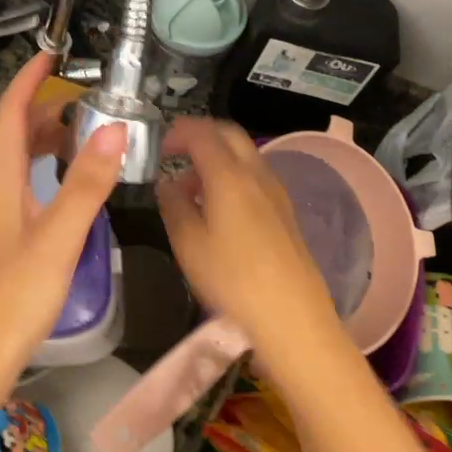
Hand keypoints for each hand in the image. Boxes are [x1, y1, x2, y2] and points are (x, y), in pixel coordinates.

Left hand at [0, 53, 126, 372]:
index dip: (28, 80)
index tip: (52, 54)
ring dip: (47, 142)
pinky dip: (44, 172)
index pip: (10, 113)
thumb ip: (86, 184)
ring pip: (18, 162)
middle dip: (48, 110)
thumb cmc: (15, 297)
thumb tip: (114, 129)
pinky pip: (21, 186)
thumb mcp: (59, 238)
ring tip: (86, 140)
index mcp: (0, 180)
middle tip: (90, 105)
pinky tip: (66, 190)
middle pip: (14, 135)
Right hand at [157, 118, 336, 343]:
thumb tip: (167, 183)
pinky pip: (254, 179)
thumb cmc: (233, 280)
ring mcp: (277, 194)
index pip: (203, 132)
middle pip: (229, 135)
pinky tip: (217, 210)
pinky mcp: (286, 215)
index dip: (177, 132)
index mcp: (230, 175)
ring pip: (244, 157)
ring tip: (190, 188)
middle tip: (174, 153)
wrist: (294, 320)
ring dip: (216, 159)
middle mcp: (257, 175)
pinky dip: (231, 178)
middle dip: (200, 136)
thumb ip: (173, 205)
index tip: (158, 146)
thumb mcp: (188, 243)